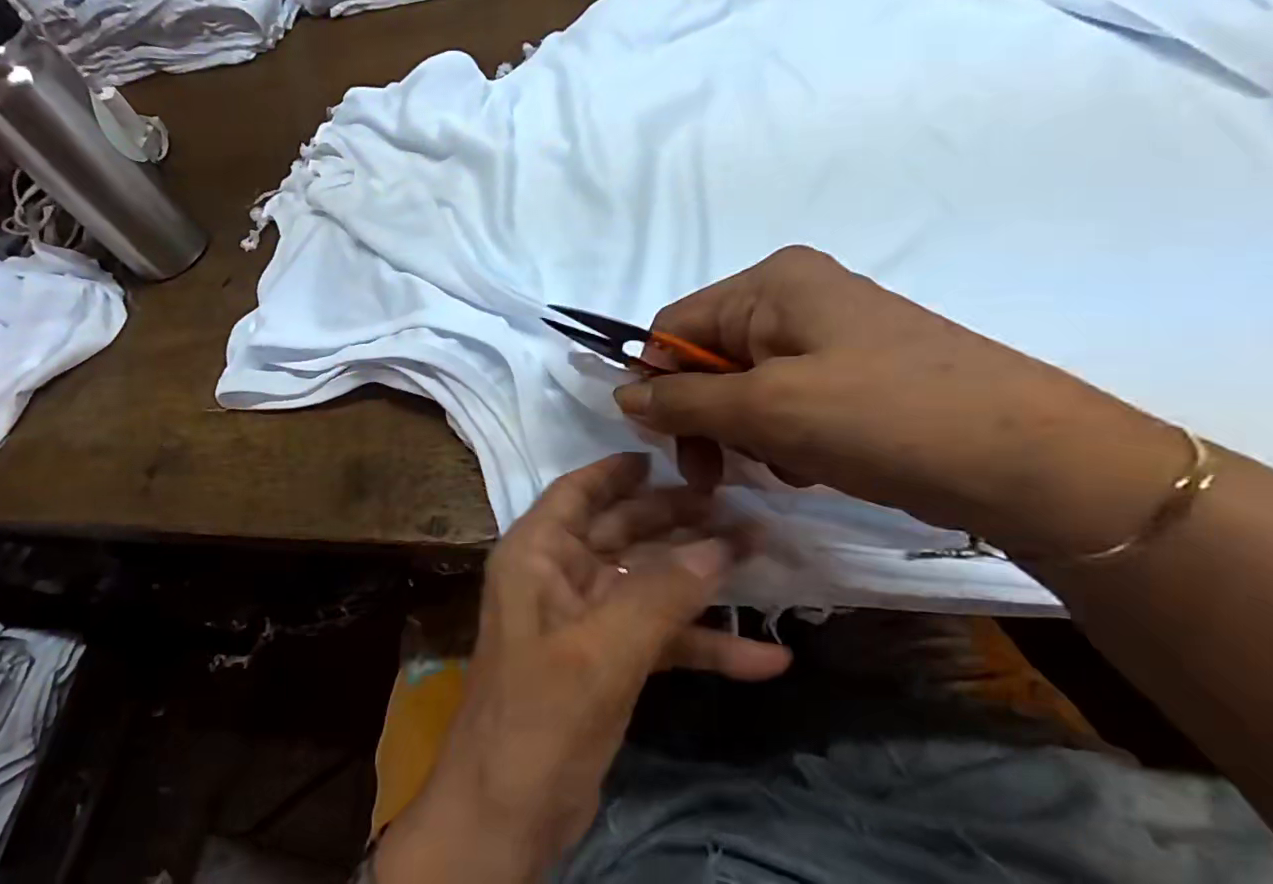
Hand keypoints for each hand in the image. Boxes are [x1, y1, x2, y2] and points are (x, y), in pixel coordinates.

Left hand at [374, 454, 790, 883]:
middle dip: (680, 521)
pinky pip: (661, 637)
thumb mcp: (603, 649)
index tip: (669, 455)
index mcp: (538, 554)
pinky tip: (765, 659)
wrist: (507, 818)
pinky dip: (704, 645)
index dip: (619, 470)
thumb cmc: (540, 717)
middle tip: (739, 505)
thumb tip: (724, 544)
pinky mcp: (608, 661)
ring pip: (650, 581)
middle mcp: (559, 576)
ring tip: (763, 554)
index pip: (578, 491)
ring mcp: (587, 620)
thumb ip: (664, 592)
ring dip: (702, 577)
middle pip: (625, 531)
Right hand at [614, 246, 1187, 557]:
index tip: (668, 444)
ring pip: (749, 388)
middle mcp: (798, 296)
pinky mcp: (859, 374)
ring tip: (791, 466)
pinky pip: (792, 402)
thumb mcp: (768, 409)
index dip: (660, 382)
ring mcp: (833, 335)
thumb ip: (685, 399)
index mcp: (773, 282)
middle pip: (711, 357)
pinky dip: (789, 438)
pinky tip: (818, 465)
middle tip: (717, 475)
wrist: (1027, 460)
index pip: (676, 326)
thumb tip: (622, 392)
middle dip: (709, 416)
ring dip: (752, 434)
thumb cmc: (883, 417)